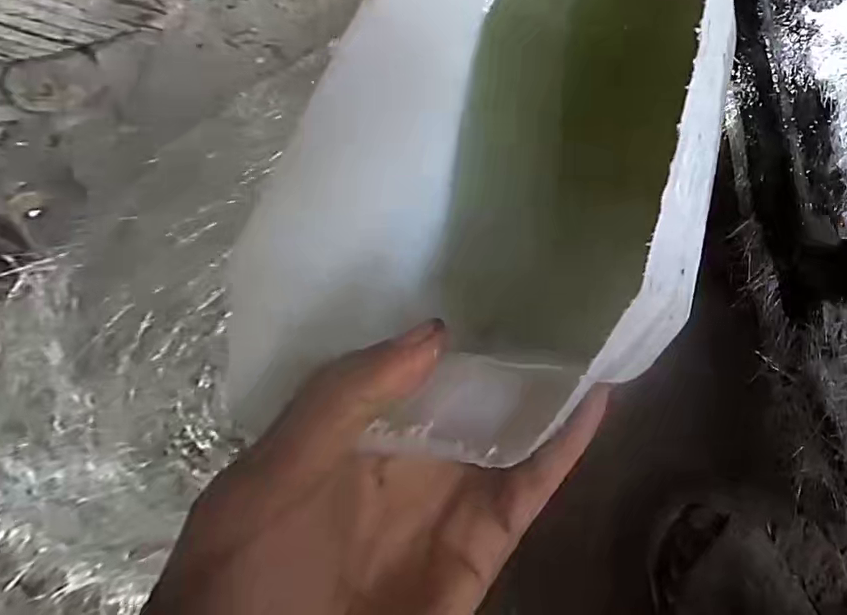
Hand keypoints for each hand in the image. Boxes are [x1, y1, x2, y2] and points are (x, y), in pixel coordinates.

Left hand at [144, 321, 607, 614]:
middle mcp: (419, 454)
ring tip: (597, 325)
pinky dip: (574, 436)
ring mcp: (461, 492)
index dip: (455, 315)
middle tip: (566, 281)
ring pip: (522, 422)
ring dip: (558, 380)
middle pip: (481, 384)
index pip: (416, 360)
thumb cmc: (245, 587)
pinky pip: (540, 476)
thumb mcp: (261, 488)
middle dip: (517, 338)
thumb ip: (338, 402)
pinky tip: (601, 392)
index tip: (498, 265)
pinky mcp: (494, 531)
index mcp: (361, 433)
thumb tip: (437, 331)